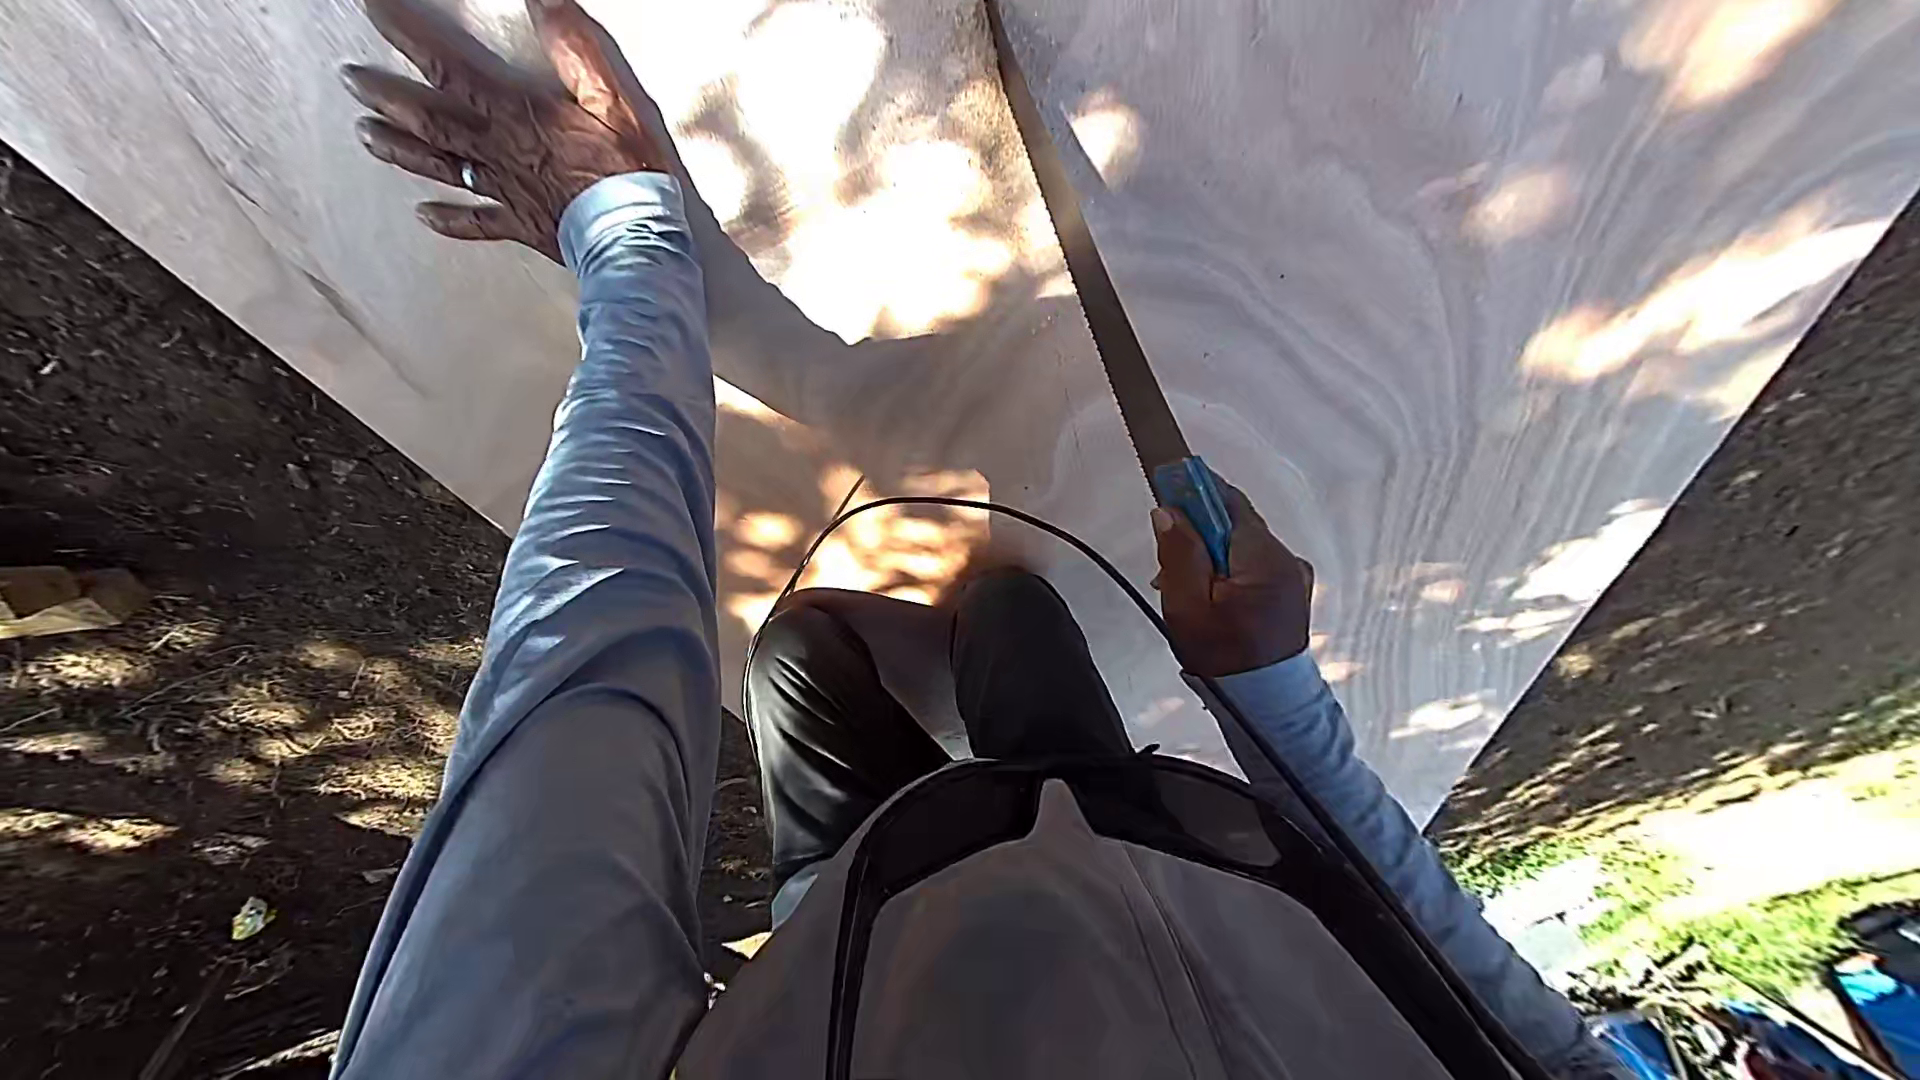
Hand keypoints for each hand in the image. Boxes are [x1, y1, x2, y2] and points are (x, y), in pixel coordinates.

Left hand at [343, 0, 666, 262]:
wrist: (636, 236)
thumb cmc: (628, 173)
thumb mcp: (612, 102)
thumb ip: (575, 48)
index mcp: (515, 115)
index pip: (447, 66)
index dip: (405, 33)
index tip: (372, 9)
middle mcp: (500, 152)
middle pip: (431, 119)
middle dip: (387, 96)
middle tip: (353, 81)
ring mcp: (510, 192)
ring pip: (443, 166)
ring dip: (402, 150)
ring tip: (367, 135)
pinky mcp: (526, 226)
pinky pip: (481, 224)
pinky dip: (451, 221)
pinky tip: (424, 215)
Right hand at [1151, 478, 1313, 676]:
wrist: (1264, 704)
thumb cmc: (1224, 658)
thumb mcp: (1188, 606)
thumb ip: (1179, 554)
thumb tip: (1168, 512)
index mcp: (1264, 560)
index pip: (1227, 503)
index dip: (1194, 489)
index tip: (1167, 480)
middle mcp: (1286, 559)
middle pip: (1232, 522)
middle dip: (1196, 531)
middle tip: (1168, 559)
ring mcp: (1292, 574)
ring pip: (1239, 543)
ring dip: (1209, 551)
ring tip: (1186, 585)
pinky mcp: (1289, 588)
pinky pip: (1251, 561)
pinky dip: (1226, 566)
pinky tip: (1209, 592)